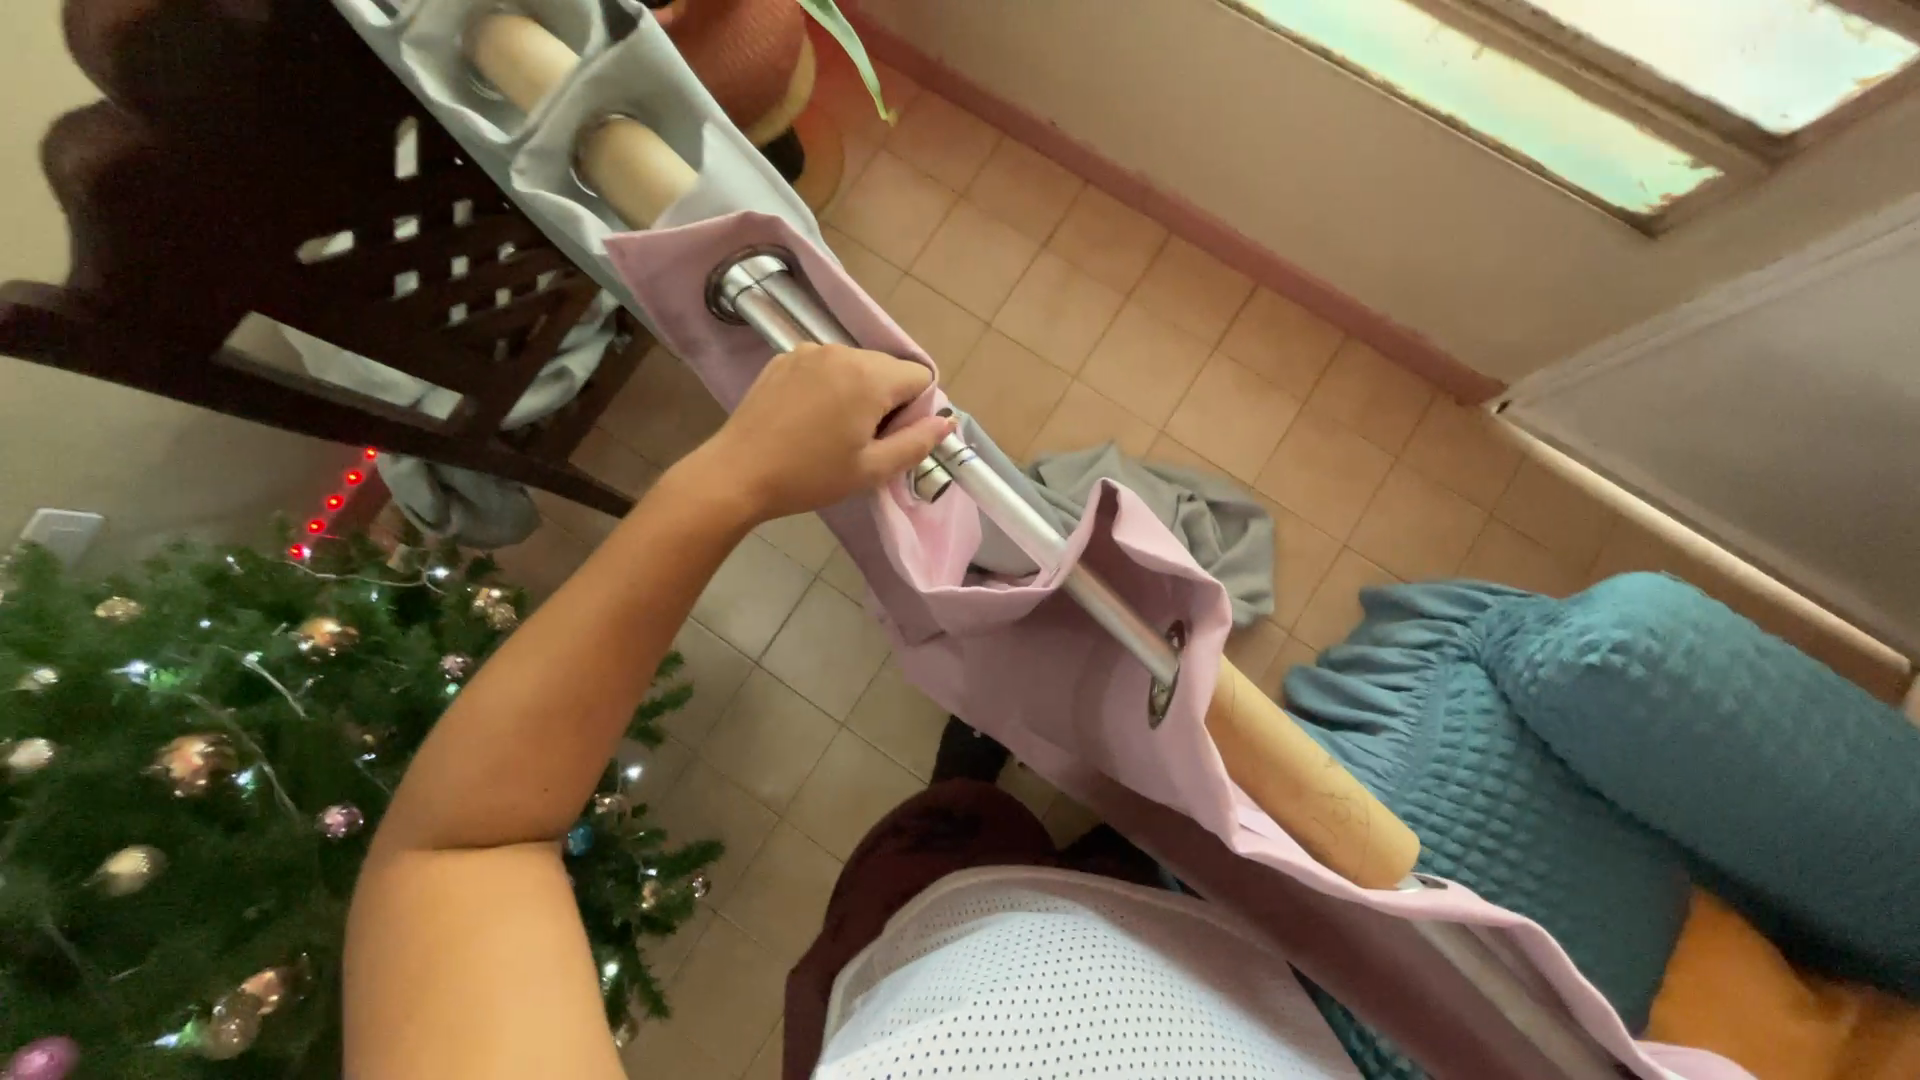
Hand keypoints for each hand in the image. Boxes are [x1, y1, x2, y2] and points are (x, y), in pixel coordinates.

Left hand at [684, 344, 955, 522]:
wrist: (738, 474)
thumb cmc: (810, 476)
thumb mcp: (872, 470)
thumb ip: (917, 443)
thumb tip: (947, 423)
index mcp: (870, 376)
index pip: (920, 376)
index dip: (915, 409)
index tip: (889, 438)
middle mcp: (842, 352)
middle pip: (887, 368)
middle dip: (886, 399)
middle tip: (861, 440)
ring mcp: (809, 351)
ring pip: (855, 366)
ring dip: (857, 392)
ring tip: (831, 430)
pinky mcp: (783, 358)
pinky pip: (824, 366)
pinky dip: (827, 386)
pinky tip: (807, 418)